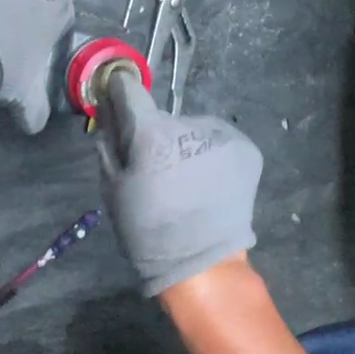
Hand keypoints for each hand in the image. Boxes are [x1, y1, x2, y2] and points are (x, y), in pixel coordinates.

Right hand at [97, 75, 262, 295]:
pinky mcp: (246, 149)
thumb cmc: (147, 230)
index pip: (130, 92)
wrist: (204, 261)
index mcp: (151, 134)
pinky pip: (216, 143)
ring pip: (192, 131)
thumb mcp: (113, 190)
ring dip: (184, 146)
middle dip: (154, 136)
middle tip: (153, 170)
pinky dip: (208, 156)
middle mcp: (189, 123)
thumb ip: (108, 146)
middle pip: (163, 120)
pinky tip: (206, 183)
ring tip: (184, 182)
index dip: (119, 92)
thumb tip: (109, 113)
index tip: (115, 97)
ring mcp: (223, 135)